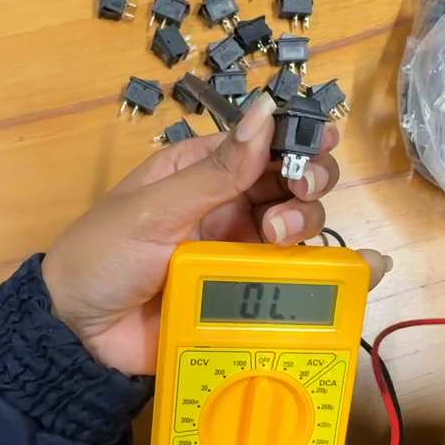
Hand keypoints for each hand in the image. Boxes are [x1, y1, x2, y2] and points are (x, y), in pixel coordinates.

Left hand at [44, 91, 388, 374]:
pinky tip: (366, 270)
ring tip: (275, 236)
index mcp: (203, 172)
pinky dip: (334, 273)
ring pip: (300, 229)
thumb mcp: (155, 207)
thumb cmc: (103, 256)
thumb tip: (267, 110)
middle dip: (307, 180)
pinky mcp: (247, 298)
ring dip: (305, 223)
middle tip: (295, 190)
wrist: (78, 334)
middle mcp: (230, 208)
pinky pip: (295, 282)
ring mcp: (241, 254)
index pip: (265, 145)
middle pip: (294, 183)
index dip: (297, 138)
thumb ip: (216, 169)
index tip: (316, 138)